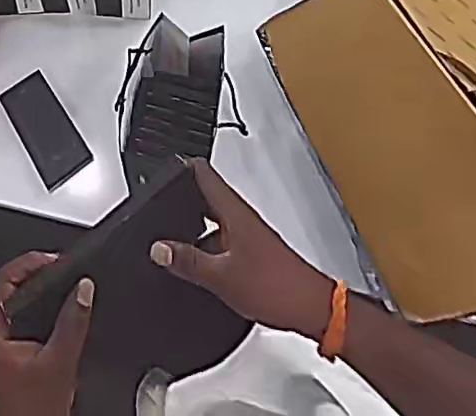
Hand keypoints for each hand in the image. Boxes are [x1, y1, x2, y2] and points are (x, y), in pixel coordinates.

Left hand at [0, 251, 94, 415]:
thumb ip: (72, 323)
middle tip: (60, 266)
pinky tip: (58, 309)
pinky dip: (41, 307)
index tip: (53, 258)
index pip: (6, 278)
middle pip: (12, 286)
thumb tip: (83, 290)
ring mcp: (0, 343)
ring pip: (19, 301)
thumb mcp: (58, 363)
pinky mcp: (12, 352)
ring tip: (61, 282)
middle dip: (38, 272)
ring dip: (41, 290)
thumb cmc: (34, 413)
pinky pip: (24, 316)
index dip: (30, 262)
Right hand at [149, 159, 336, 338]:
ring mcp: (249, 232)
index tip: (164, 167)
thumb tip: (160, 249)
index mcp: (232, 210)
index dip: (181, 165)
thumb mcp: (221, 276)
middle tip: (163, 205)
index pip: (203, 171)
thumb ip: (187, 261)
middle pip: (206, 194)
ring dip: (196, 225)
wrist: (316, 310)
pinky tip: (202, 266)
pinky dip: (209, 246)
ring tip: (177, 241)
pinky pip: (224, 238)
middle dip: (183, 198)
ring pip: (214, 218)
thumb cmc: (279, 286)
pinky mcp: (255, 250)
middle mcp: (241, 215)